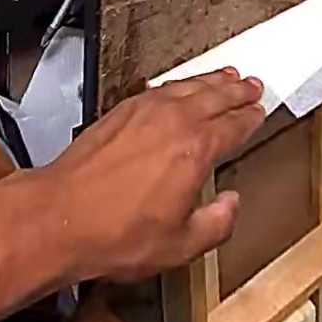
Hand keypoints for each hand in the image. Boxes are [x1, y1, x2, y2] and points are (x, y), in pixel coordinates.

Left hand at [38, 69, 264, 281]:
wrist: (62, 214)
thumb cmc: (113, 231)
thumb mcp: (178, 246)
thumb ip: (216, 225)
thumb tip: (231, 205)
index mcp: (195, 150)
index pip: (233, 126)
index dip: (250, 118)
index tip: (258, 112)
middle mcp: (176, 121)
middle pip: (218, 96)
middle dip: (239, 90)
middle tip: (252, 85)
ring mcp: (150, 109)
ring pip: (193, 84)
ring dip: (215, 79)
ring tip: (229, 75)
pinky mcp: (128, 107)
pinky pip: (167, 85)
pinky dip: (185, 81)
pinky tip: (186, 84)